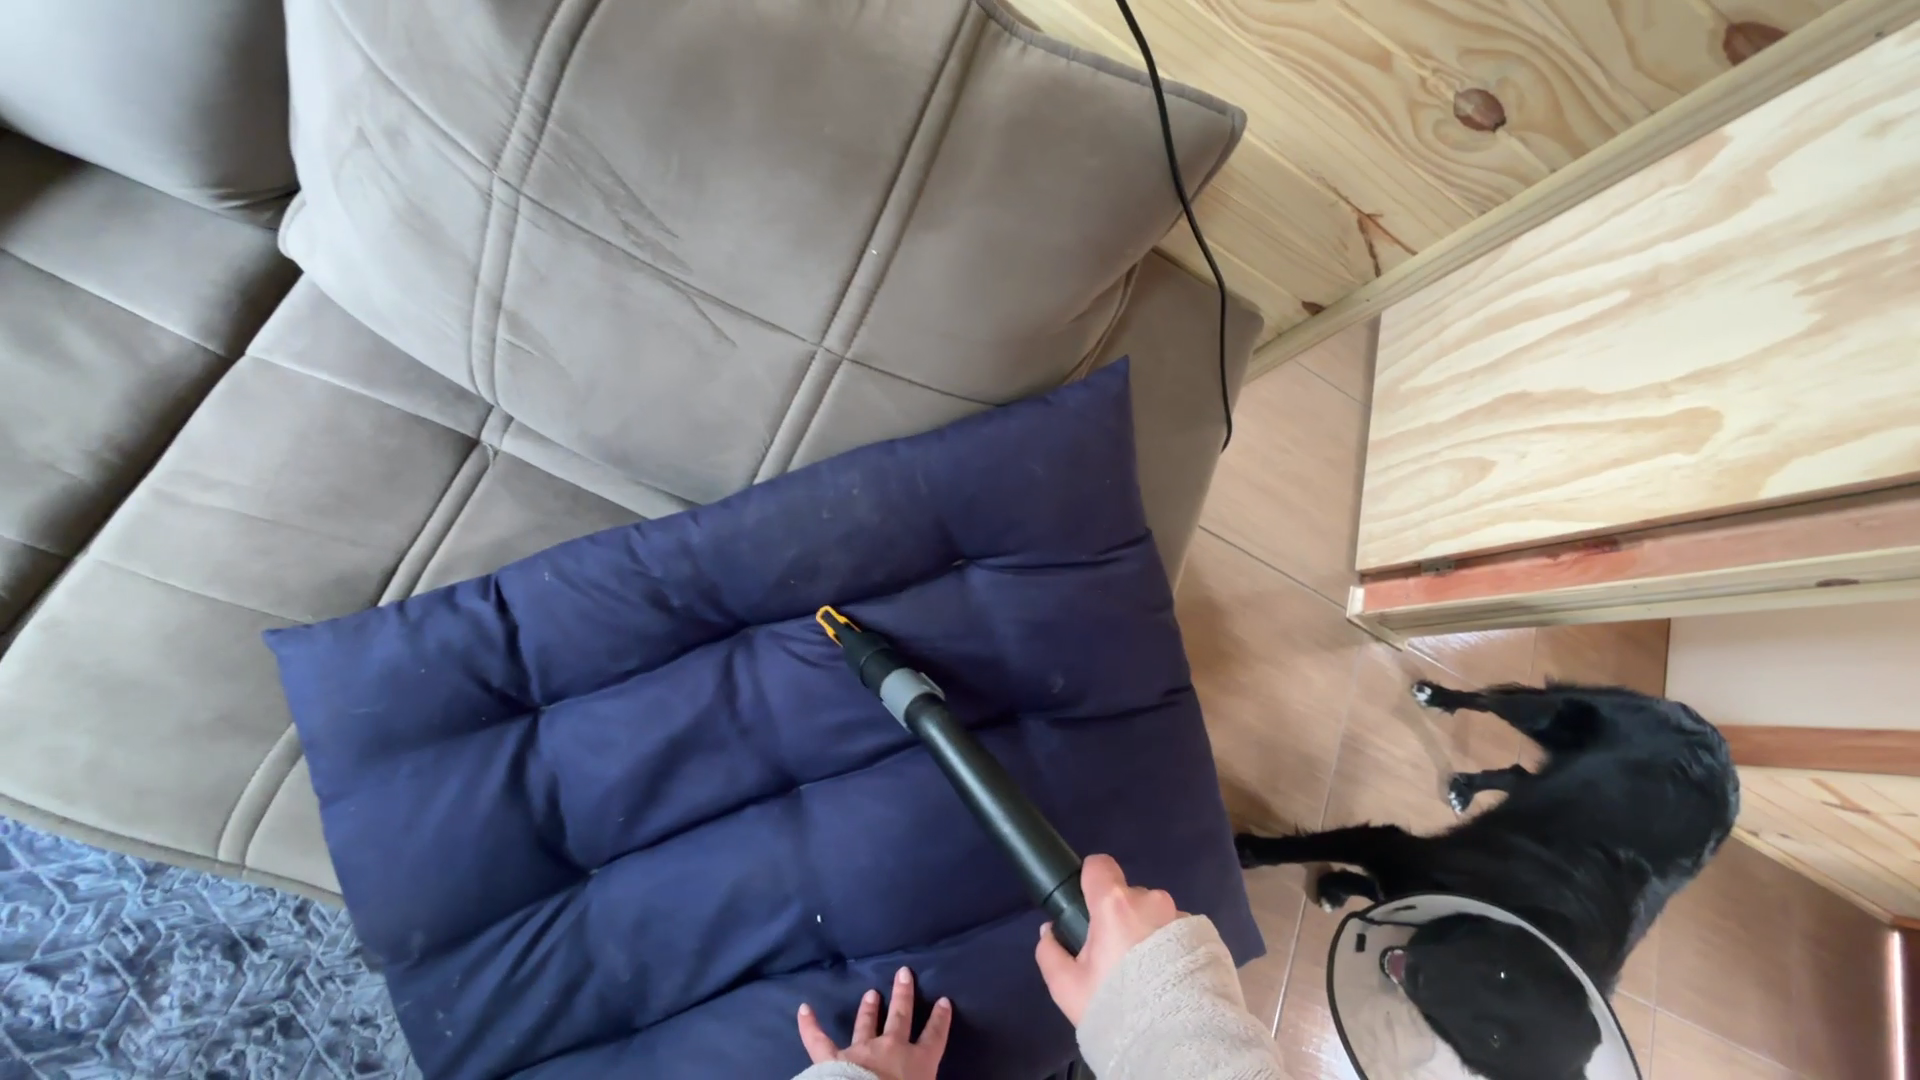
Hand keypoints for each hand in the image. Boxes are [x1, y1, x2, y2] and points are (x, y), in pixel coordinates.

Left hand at [797, 967, 951, 1079]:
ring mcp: (861, 1050)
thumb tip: (927, 1078)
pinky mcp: (833, 1058)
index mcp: (917, 1062)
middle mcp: (891, 1048)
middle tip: (903, 972)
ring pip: (865, 1024)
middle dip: (903, 995)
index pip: (933, 1037)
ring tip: (871, 993)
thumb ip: (926, 1079)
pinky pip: (818, 1040)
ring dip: (868, 1009)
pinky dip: (810, 1025)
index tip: (944, 1001)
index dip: (940, 1019)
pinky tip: (804, 1009)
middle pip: (900, 1017)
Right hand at [1034, 853, 1180, 1024]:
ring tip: (1145, 971)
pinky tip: (1166, 976)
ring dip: (1145, 930)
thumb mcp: (1068, 987)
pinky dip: (1168, 944)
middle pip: (1126, 895)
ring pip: (1152, 913)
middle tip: (1115, 956)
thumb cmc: (1116, 1006)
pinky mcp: (1200, 935)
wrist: (1175, 1041)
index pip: (1099, 865)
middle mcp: (1150, 900)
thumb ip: (1050, 952)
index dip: (1090, 880)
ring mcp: (1178, 916)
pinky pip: (1174, 929)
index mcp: (1115, 903)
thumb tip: (1049, 932)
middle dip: (1118, 917)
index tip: (1087, 907)